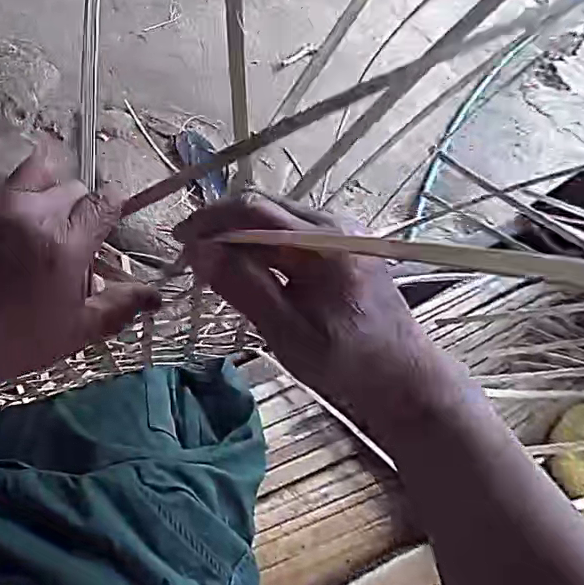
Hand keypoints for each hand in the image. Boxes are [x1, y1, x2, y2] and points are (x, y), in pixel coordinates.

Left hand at [0, 139, 158, 398]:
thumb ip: (119, 306)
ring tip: (36, 218)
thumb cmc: (14, 341)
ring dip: (45, 190)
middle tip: (66, 237)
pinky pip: (0, 181)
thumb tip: (156, 294)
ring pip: (37, 170)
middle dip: (77, 208)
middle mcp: (34, 212)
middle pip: (73, 186)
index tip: (103, 226)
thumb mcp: (74, 332)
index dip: (110, 210)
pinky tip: (5, 223)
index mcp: (65, 244)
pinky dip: (10, 195)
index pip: (105, 201)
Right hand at [175, 194, 451, 419]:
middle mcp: (334, 225)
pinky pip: (287, 229)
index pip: (254, 211)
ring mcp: (340, 230)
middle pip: (263, 206)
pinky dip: (259, 241)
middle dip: (220, 224)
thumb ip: (243, 287)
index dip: (210, 220)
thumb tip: (198, 250)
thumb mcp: (287, 333)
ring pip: (273, 215)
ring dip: (238, 232)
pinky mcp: (340, 241)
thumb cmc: (347, 364)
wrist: (405, 379)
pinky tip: (246, 266)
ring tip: (212, 262)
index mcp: (324, 245)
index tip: (178, 240)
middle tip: (190, 253)